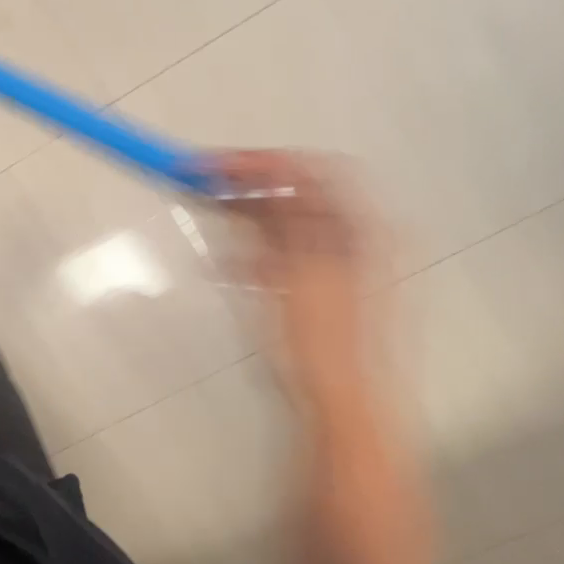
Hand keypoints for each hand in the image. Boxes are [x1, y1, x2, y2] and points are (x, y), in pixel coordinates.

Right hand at [209, 150, 377, 388]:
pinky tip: (227, 267)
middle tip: (199, 189)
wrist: (344, 402)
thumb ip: (282, 217)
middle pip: (299, 192)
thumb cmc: (323, 341)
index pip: (310, 170)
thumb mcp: (298, 272)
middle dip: (247, 188)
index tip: (206, 165)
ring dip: (245, 217)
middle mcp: (362, 238)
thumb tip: (259, 170)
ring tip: (209, 226)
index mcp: (364, 228)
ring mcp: (346, 263)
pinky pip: (285, 250)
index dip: (258, 161)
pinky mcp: (326, 287)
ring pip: (288, 222)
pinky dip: (253, 249)